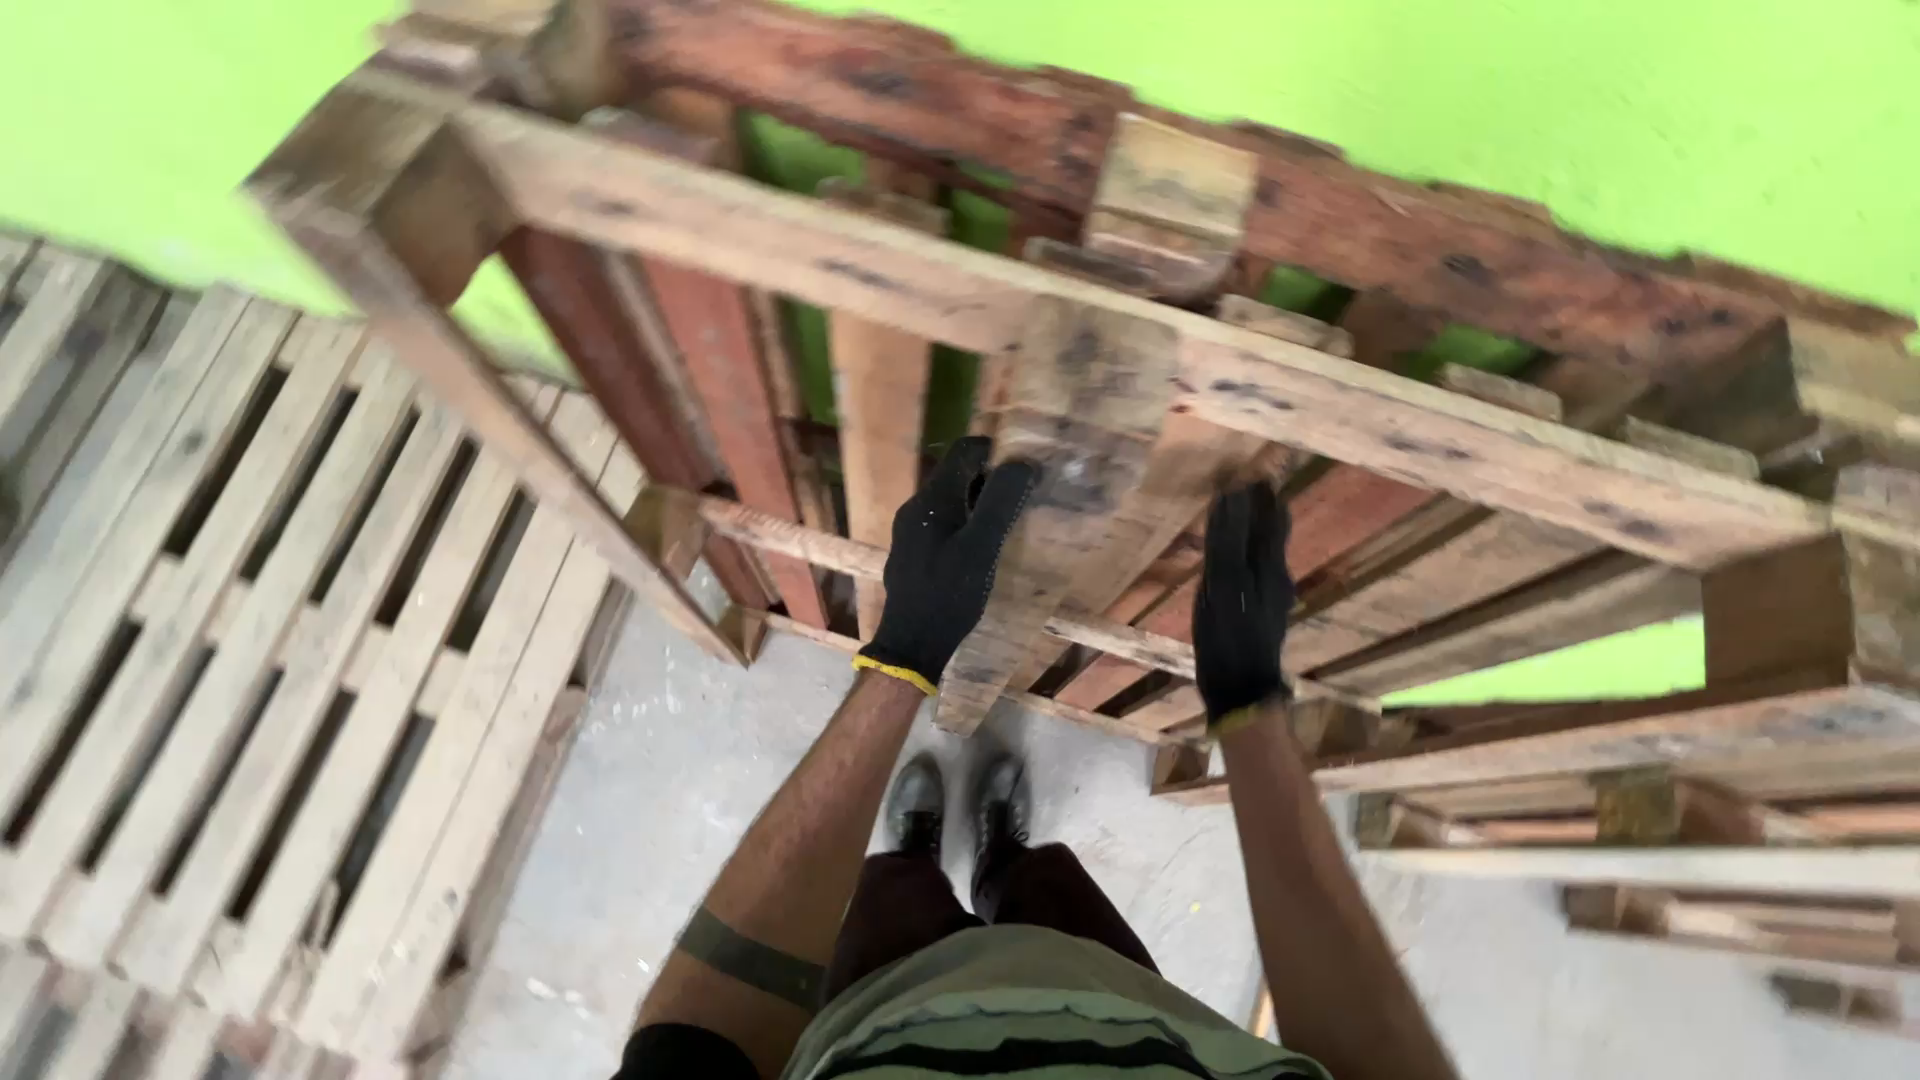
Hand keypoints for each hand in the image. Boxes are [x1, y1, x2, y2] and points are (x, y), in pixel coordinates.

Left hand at [858, 436, 1037, 693]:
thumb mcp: (983, 546)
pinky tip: (982, 549)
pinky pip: (944, 523)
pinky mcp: (913, 552)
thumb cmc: (950, 592)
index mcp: (933, 497)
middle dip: (991, 479)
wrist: (912, 641)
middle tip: (1023, 498)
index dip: (997, 452)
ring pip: (951, 500)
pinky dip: (966, 524)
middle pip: (958, 474)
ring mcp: (911, 530)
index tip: (1025, 470)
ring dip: (980, 504)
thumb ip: (1002, 502)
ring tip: (1008, 524)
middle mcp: (916, 506)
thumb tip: (1023, 462)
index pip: (965, 450)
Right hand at [1192, 482, 1294, 727]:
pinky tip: (1231, 561)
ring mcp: (1272, 596)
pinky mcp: (1261, 613)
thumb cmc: (1227, 631)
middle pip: (1273, 533)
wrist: (1240, 686)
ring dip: (1252, 531)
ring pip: (1265, 551)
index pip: (1272, 516)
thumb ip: (1227, 537)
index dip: (1262, 493)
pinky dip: (1244, 554)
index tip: (1247, 471)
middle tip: (1240, 489)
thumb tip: (1231, 492)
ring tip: (1232, 519)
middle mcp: (1277, 575)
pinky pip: (1255, 570)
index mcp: (1270, 563)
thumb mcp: (1222, 580)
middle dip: (1260, 509)